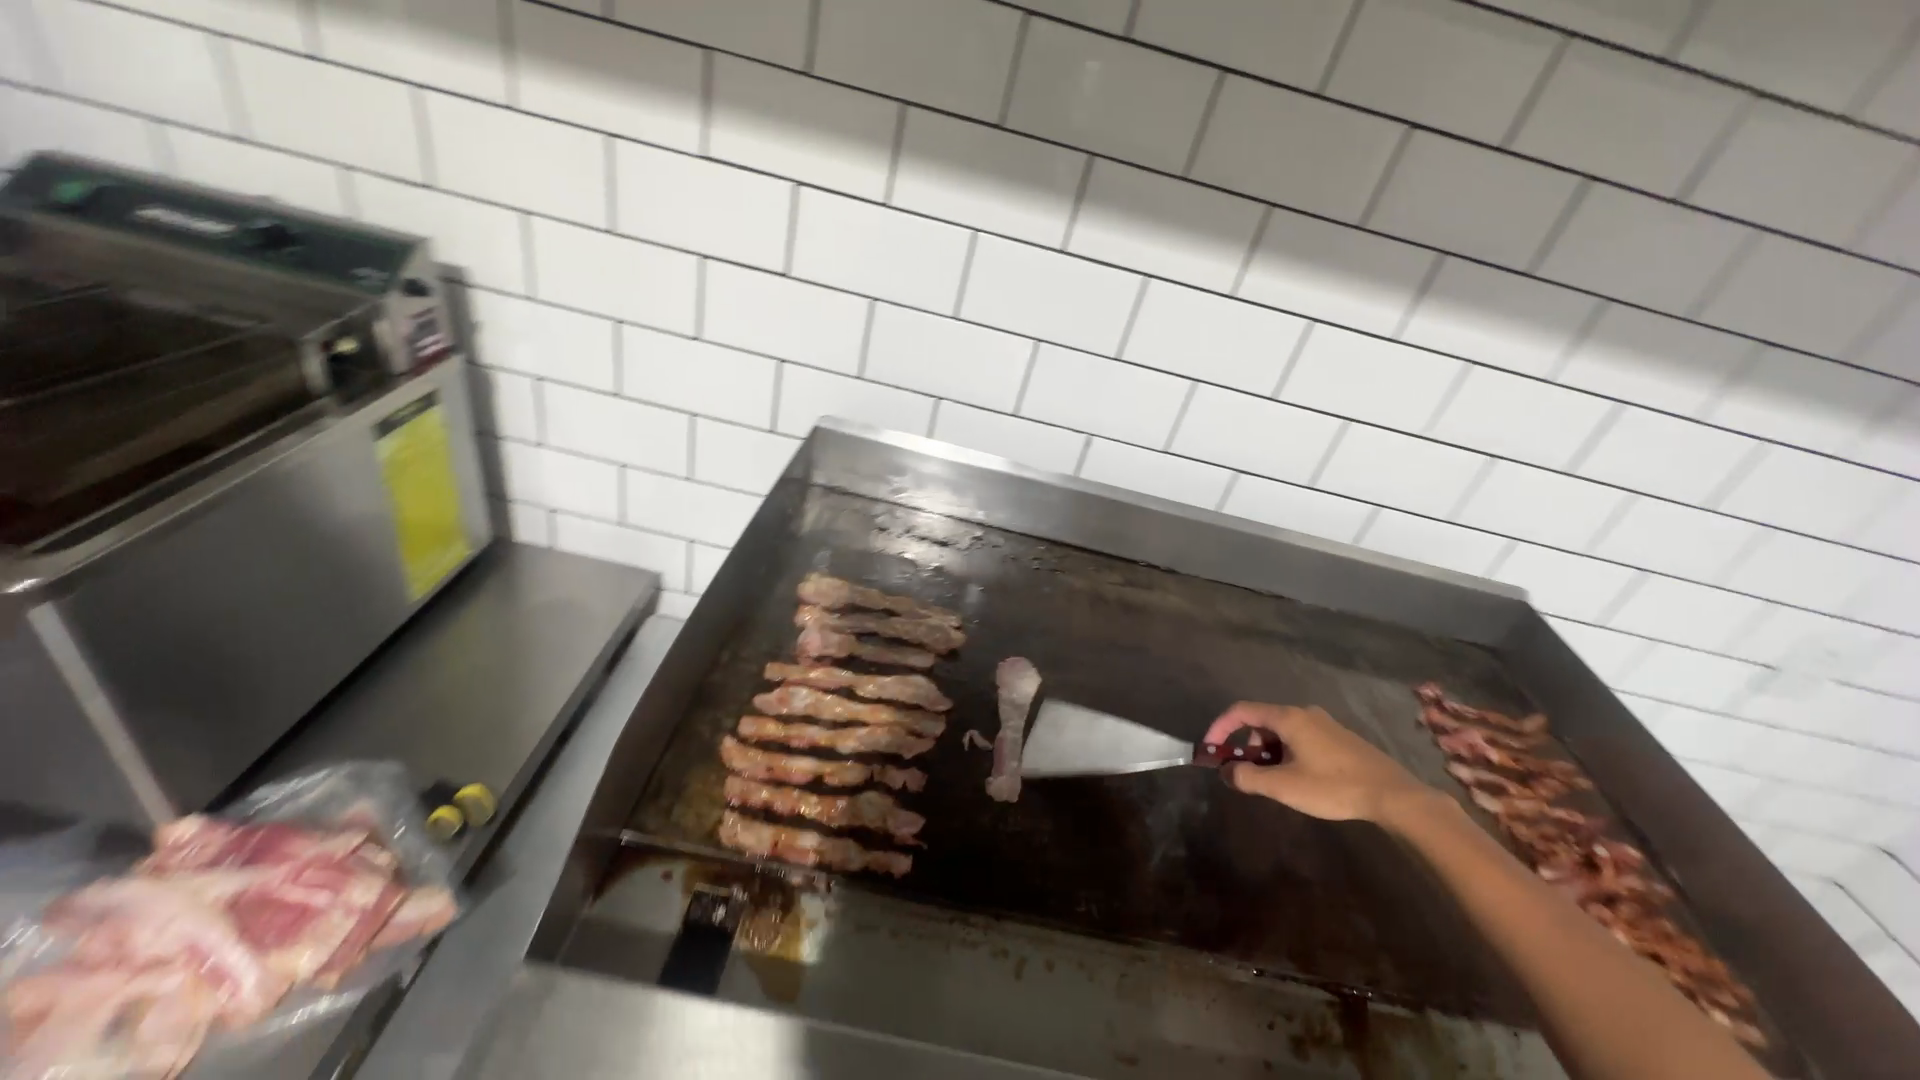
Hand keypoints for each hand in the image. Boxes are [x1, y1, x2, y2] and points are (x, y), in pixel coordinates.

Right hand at [1204, 703, 1437, 823]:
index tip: (1210, 750)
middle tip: (1245, 774)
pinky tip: (1299, 779)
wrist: (1393, 795)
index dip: (1220, 728)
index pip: (1242, 710)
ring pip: (1282, 732)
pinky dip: (1287, 754)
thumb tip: (1226, 771)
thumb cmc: (1334, 787)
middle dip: (1246, 746)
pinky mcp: (1340, 739)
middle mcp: (1305, 713)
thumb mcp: (1284, 786)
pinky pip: (1301, 739)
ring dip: (1268, 753)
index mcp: (1289, 718)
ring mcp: (1325, 724)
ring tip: (1273, 782)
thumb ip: (1248, 777)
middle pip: (1262, 721)